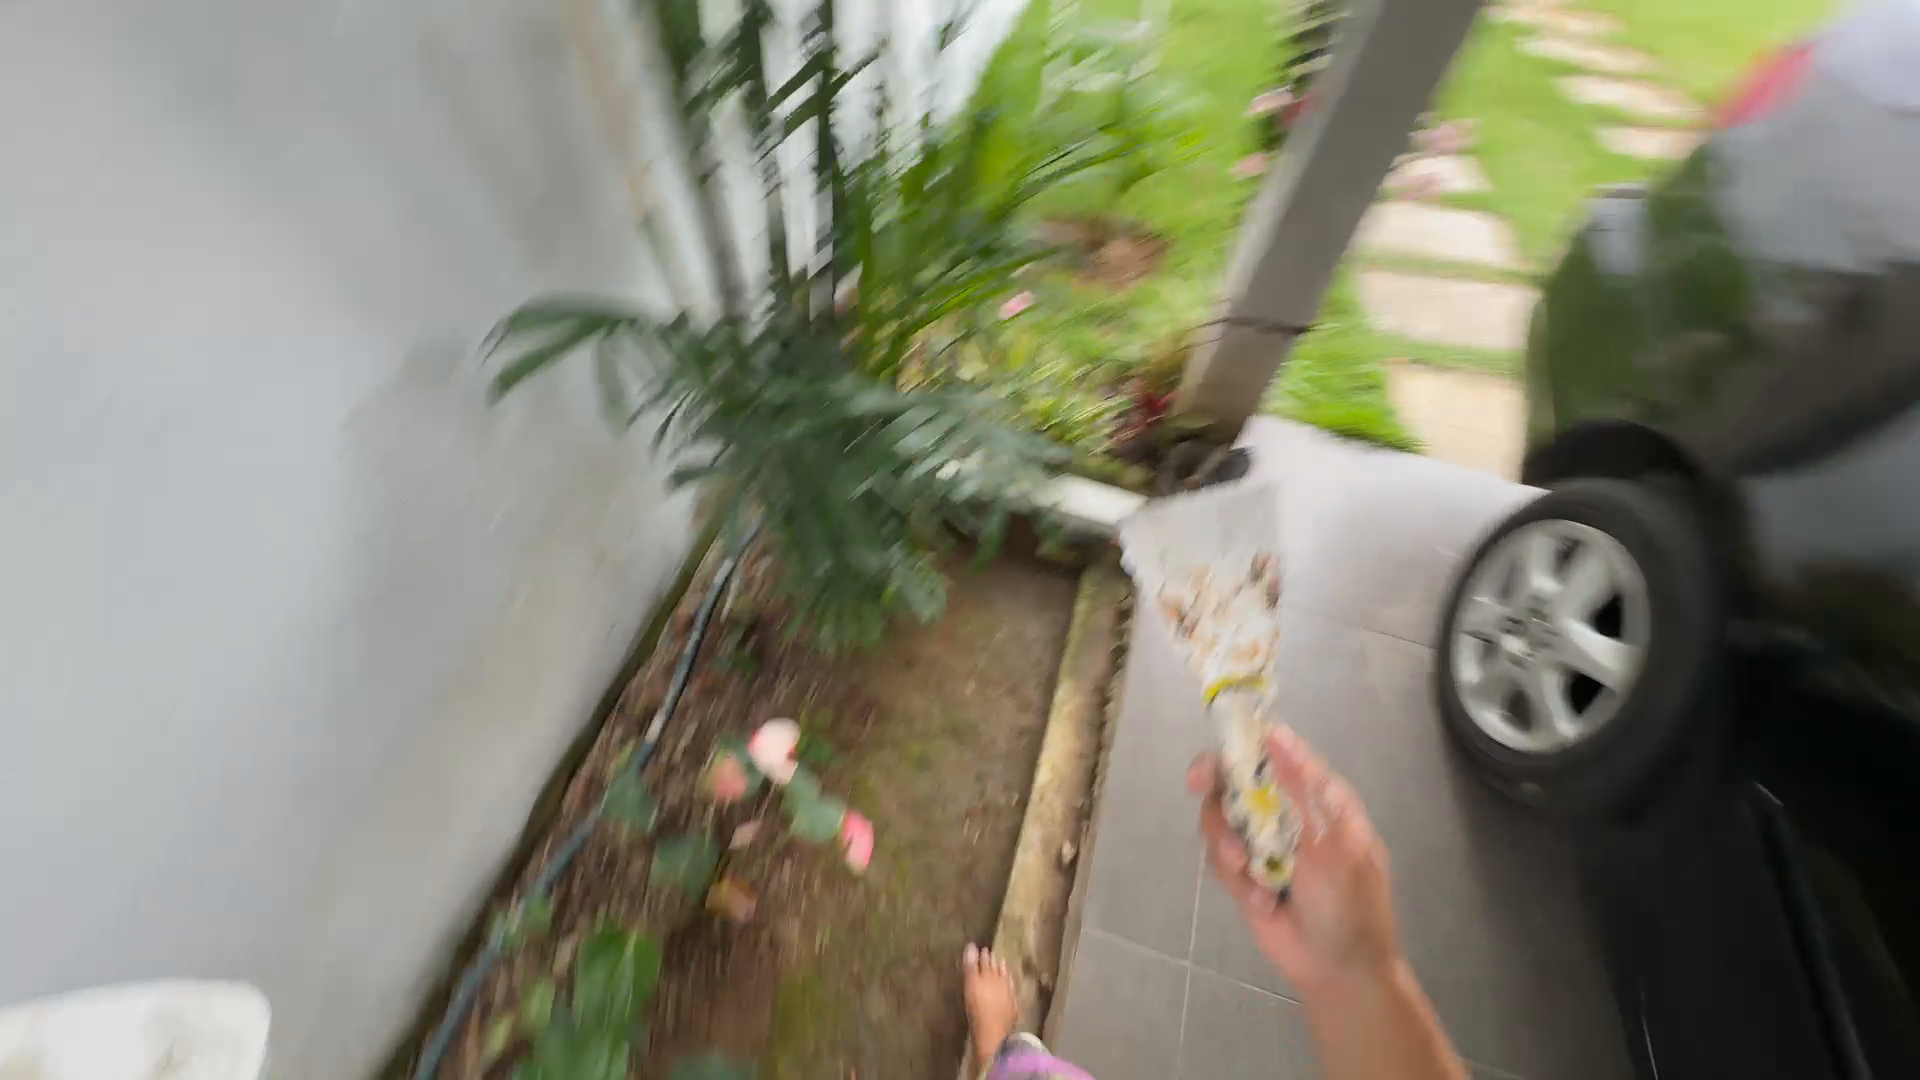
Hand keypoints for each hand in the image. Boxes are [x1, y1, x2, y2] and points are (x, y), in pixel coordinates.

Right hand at [1188, 726, 1401, 1000]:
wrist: (1339, 973)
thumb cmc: (1351, 906)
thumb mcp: (1333, 844)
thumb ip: (1301, 789)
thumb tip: (1276, 732)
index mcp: (1315, 797)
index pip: (1275, 751)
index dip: (1243, 740)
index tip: (1221, 742)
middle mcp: (1282, 811)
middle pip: (1232, 776)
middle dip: (1213, 782)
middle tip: (1198, 786)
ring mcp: (1258, 841)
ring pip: (1218, 817)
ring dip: (1227, 844)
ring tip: (1250, 874)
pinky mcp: (1240, 871)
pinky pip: (1217, 858)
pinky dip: (1237, 880)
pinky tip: (1264, 903)